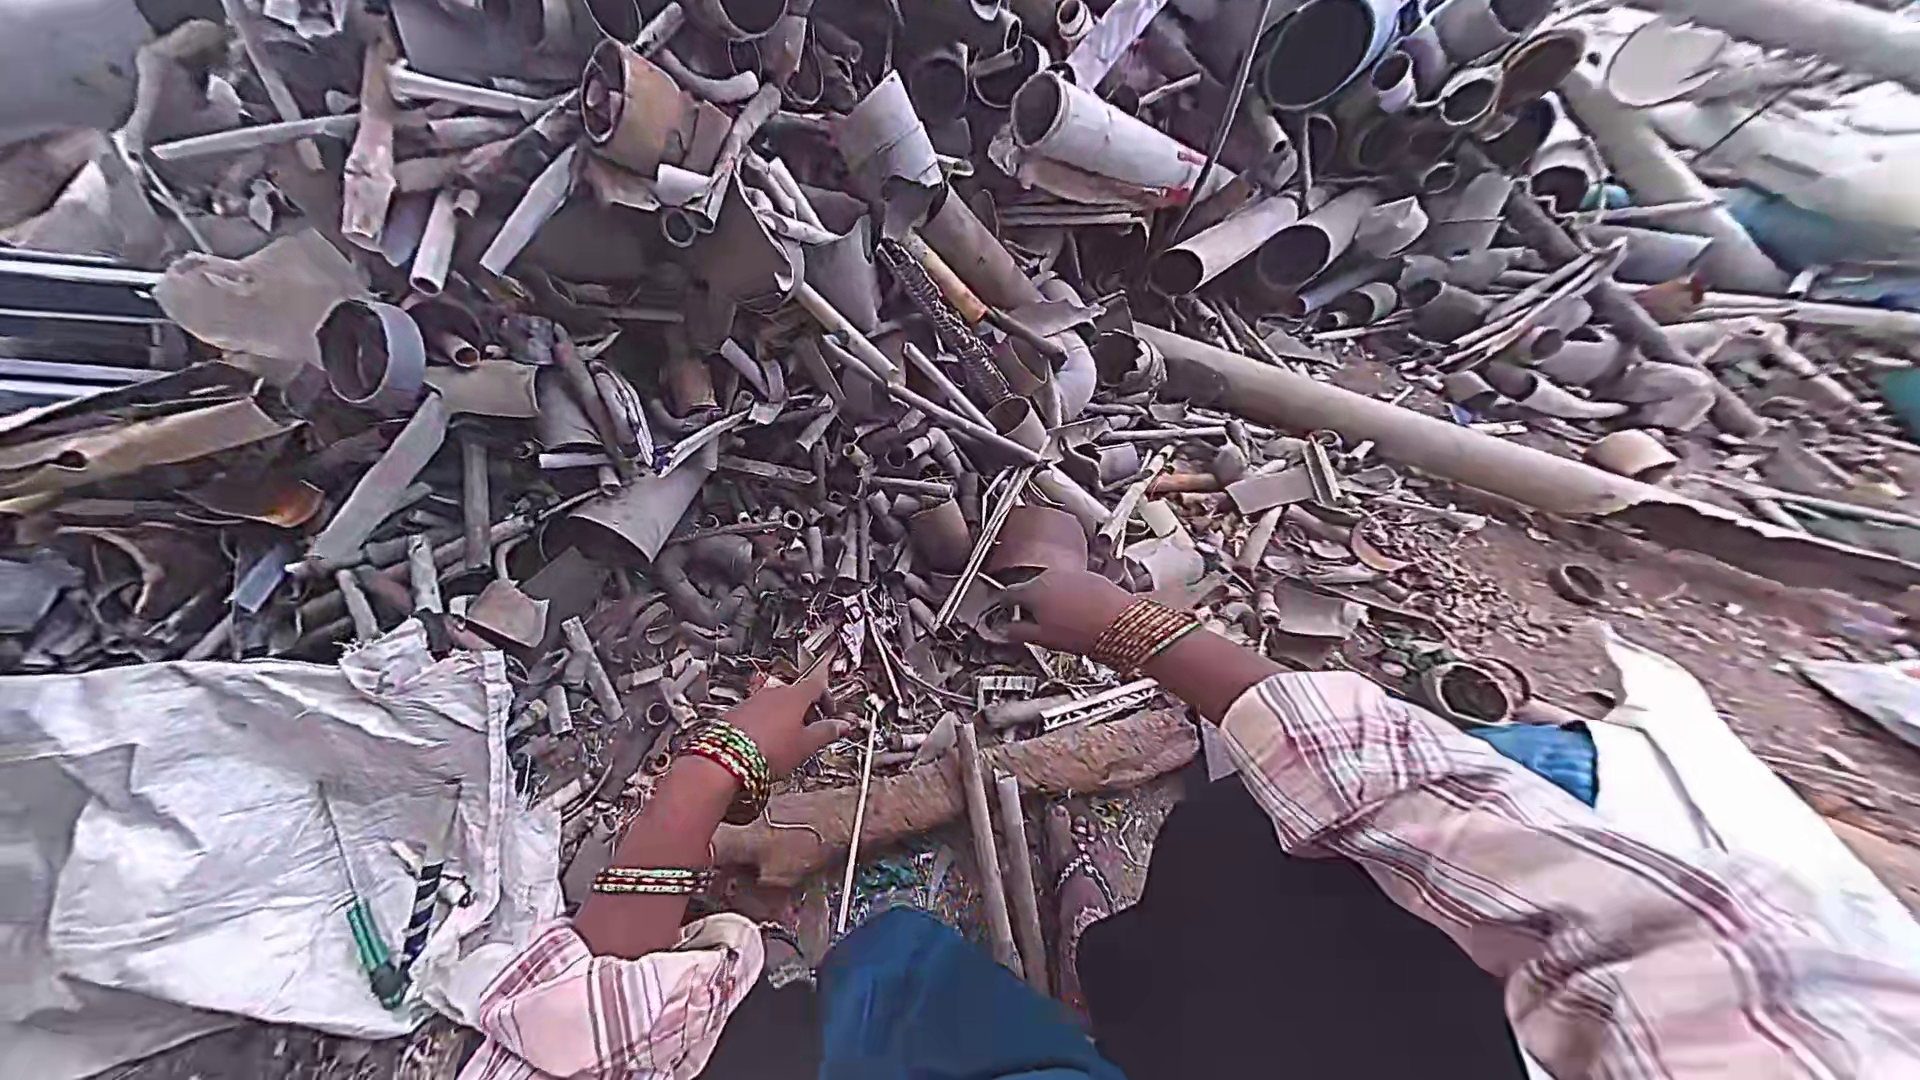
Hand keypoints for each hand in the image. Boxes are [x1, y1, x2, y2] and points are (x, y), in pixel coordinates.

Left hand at [723, 664, 850, 776]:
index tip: (829, 715)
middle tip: (810, 733)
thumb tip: (843, 725)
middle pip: (796, 695)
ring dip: (785, 718)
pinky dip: (766, 724)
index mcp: (795, 696)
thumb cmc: (767, 751)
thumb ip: (827, 732)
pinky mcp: (735, 714)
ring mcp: (752, 701)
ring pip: (775, 705)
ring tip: (786, 742)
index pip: (817, 687)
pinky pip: (757, 714)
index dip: (826, 700)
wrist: (724, 761)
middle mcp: (773, 693)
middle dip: (806, 712)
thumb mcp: (806, 745)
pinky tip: (764, 744)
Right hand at [1004, 568, 1135, 654]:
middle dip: (1029, 603)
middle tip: (1034, 622)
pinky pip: (1071, 585)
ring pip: (1051, 585)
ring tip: (1059, 621)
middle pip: (1030, 588)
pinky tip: (1076, 614)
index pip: (1007, 594)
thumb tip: (1003, 631)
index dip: (1003, 605)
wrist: (1121, 624)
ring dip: (1050, 599)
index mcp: (1032, 590)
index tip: (1003, 612)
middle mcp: (1049, 576)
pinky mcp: (1089, 576)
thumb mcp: (1042, 638)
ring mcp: (1070, 574)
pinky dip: (1069, 596)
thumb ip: (1017, 632)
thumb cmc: (1083, 632)